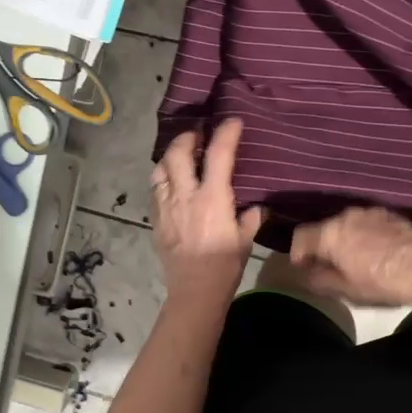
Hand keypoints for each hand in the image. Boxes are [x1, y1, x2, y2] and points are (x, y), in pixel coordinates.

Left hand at [151, 119, 263, 303]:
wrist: (194, 291)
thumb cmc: (225, 265)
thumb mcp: (245, 239)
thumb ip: (250, 218)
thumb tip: (256, 207)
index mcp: (213, 198)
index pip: (219, 154)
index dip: (226, 133)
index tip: (232, 121)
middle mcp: (186, 195)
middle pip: (178, 152)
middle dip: (187, 137)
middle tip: (198, 134)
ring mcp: (166, 205)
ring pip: (161, 168)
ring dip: (171, 156)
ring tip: (181, 155)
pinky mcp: (156, 218)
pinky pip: (155, 189)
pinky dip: (163, 178)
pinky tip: (171, 182)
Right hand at [289, 207, 411, 307]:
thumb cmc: (386, 282)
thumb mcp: (348, 290)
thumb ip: (320, 280)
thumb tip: (304, 275)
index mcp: (330, 232)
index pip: (300, 236)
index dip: (298, 255)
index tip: (306, 271)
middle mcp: (346, 215)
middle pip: (324, 229)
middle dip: (323, 248)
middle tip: (333, 270)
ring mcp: (370, 211)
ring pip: (346, 225)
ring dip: (345, 241)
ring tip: (358, 263)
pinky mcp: (390, 214)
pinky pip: (366, 224)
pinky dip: (364, 237)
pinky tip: (379, 255)